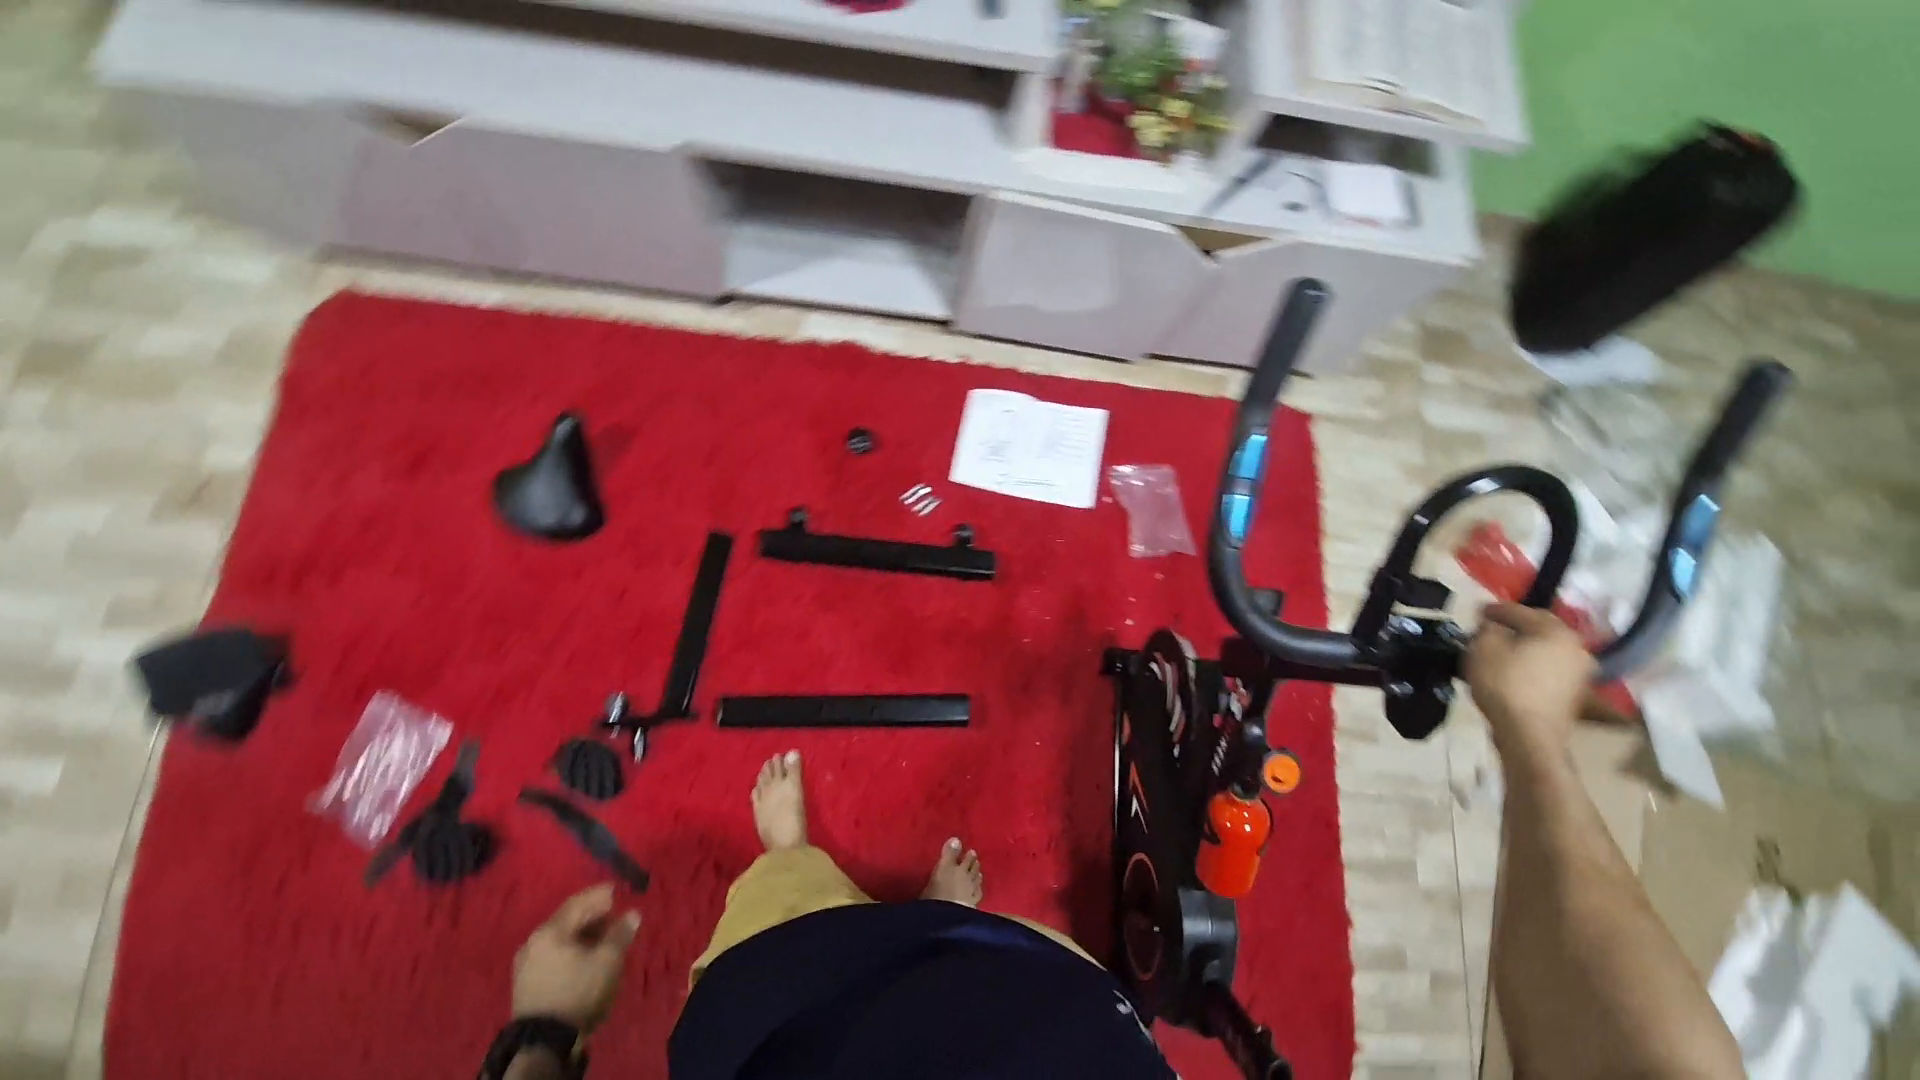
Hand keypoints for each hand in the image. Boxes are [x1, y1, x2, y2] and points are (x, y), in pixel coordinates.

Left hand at [512, 884, 640, 1034]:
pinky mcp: (525, 983)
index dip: (600, 895)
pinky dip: (571, 949)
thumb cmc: (578, 992)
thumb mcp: (607, 961)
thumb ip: (620, 933)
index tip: (618, 890)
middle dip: (592, 915)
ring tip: (602, 937)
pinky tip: (584, 957)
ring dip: (582, 933)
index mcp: (551, 931)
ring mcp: (525, 964)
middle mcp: (533, 941)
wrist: (543, 1042)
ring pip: (559, 938)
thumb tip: (632, 914)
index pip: (579, 903)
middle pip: (567, 919)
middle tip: (613, 913)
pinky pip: (552, 954)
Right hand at [1464, 603, 1594, 761]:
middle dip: (1515, 625)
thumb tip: (1494, 625)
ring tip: (1502, 650)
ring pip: (1546, 649)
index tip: (1476, 612)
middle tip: (1491, 628)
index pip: (1520, 611)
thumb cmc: (1505, 685)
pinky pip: (1549, 667)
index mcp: (1555, 630)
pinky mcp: (1575, 693)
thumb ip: (1488, 629)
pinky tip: (1515, 670)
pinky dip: (1532, 664)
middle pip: (1540, 628)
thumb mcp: (1483, 648)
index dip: (1495, 609)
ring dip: (1525, 646)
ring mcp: (1579, 671)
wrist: (1529, 734)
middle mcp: (1575, 646)